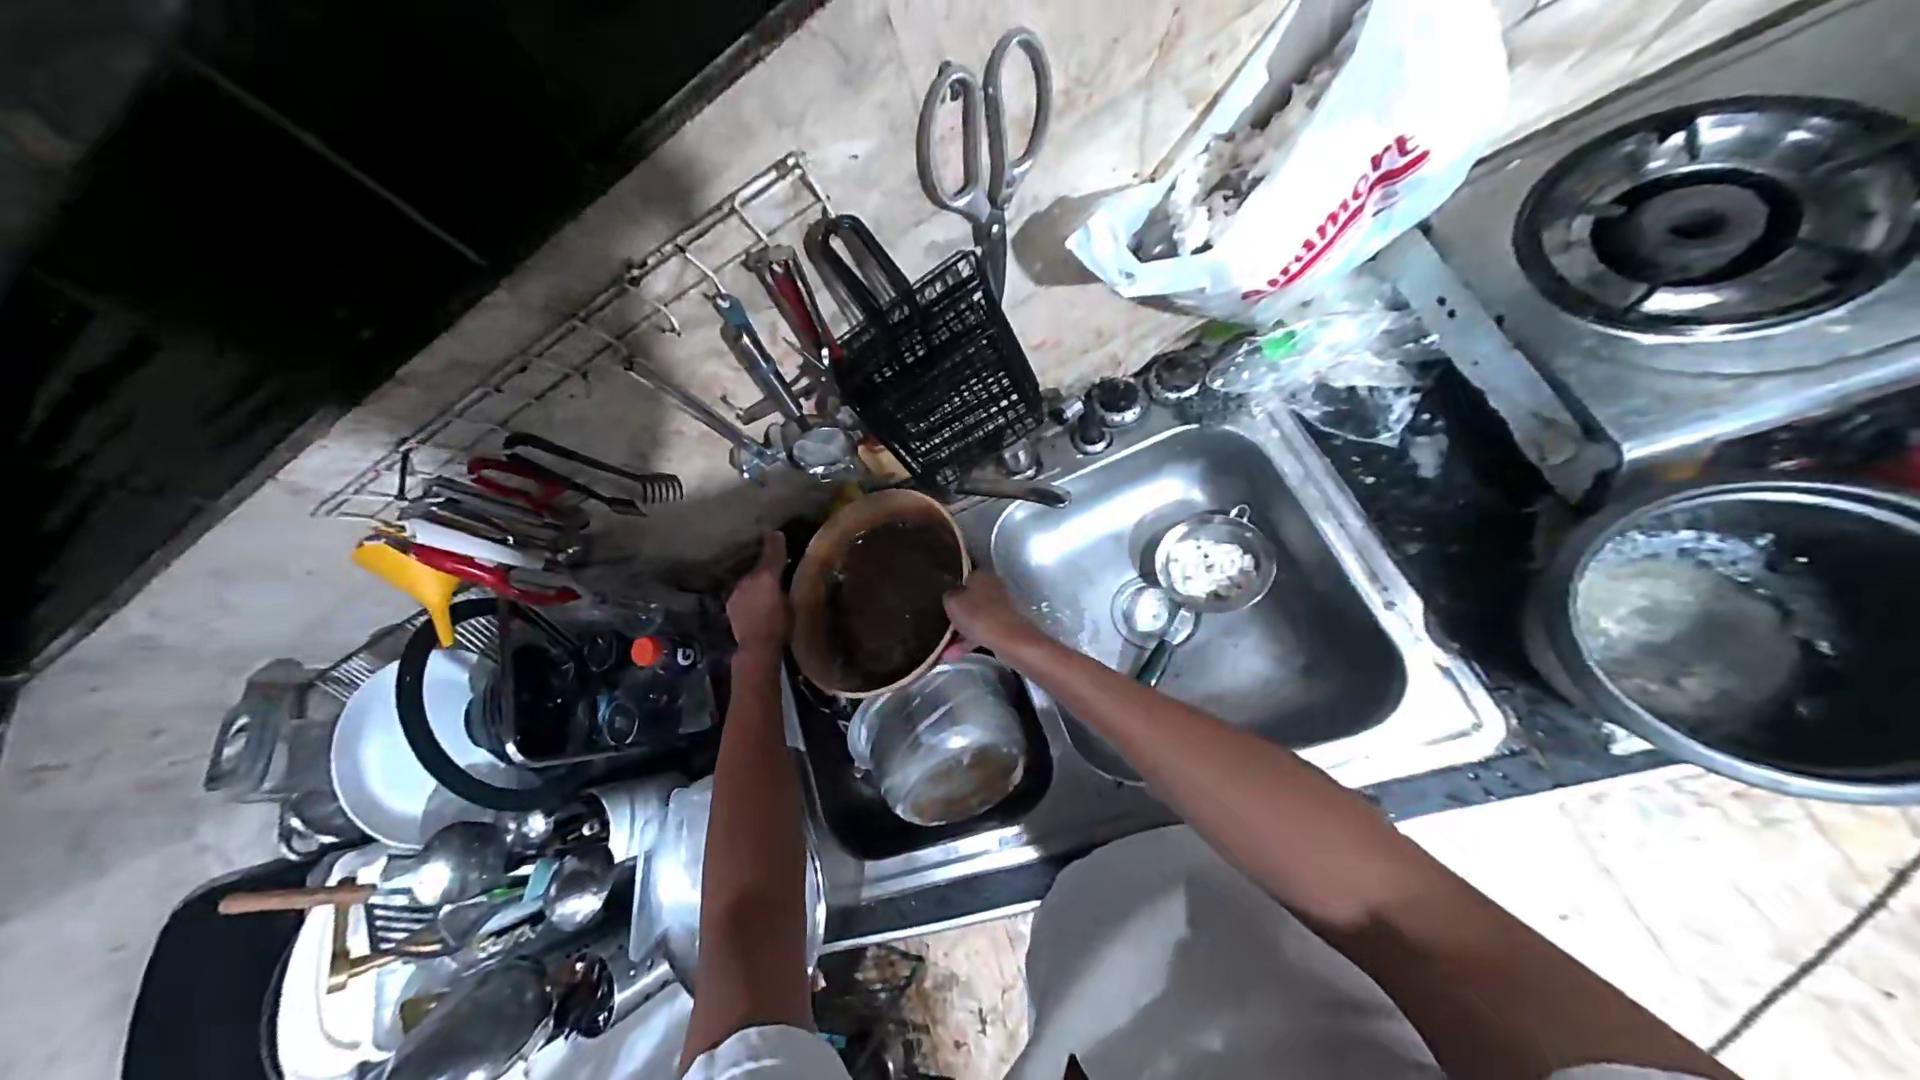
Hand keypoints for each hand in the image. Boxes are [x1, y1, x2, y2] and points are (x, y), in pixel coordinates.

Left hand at [726, 531, 789, 652]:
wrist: (756, 648)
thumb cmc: (781, 625)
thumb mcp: (791, 602)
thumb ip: (787, 582)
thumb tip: (786, 570)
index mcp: (766, 576)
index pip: (772, 552)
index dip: (774, 541)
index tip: (775, 531)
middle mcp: (748, 578)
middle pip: (759, 566)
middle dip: (767, 563)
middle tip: (777, 565)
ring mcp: (737, 591)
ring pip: (750, 579)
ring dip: (757, 580)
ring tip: (766, 586)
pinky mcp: (731, 603)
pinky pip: (743, 591)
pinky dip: (750, 592)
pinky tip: (756, 601)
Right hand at [943, 573, 1048, 654]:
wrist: (1010, 639)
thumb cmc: (978, 615)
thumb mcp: (952, 602)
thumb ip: (948, 596)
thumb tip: (951, 596)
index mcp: (981, 576)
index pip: (963, 579)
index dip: (951, 592)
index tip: (941, 605)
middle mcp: (993, 587)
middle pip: (969, 600)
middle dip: (955, 617)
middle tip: (940, 629)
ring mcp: (1002, 607)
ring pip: (975, 618)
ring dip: (959, 634)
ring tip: (943, 650)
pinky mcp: (1006, 625)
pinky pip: (983, 632)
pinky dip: (969, 642)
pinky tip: (953, 655)